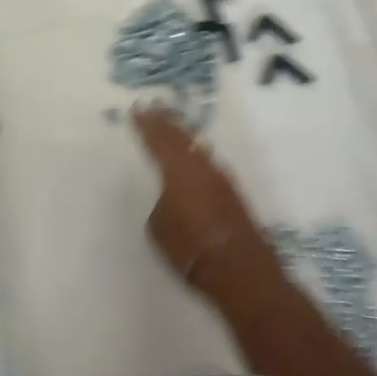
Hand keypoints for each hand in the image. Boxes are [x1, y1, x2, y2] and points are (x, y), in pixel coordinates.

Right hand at [132, 103, 282, 296]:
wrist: (240, 270)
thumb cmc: (189, 248)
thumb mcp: (158, 226)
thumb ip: (162, 204)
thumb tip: (171, 199)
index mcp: (175, 171)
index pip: (156, 141)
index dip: (145, 125)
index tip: (137, 109)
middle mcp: (199, 168)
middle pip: (179, 138)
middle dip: (165, 122)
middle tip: (155, 105)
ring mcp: (220, 180)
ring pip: (198, 148)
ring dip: (184, 135)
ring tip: (175, 122)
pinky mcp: (234, 195)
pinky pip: (211, 163)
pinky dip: (200, 153)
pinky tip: (200, 153)